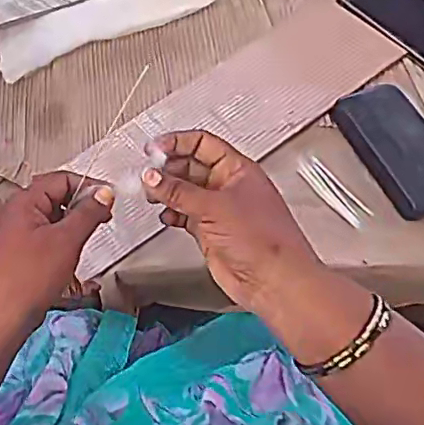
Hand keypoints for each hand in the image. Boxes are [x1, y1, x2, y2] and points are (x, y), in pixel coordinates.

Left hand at [0, 171, 115, 317]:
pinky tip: (72, 252)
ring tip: (88, 236)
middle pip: (56, 195)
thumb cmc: (27, 277)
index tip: (108, 198)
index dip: (87, 186)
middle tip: (103, 216)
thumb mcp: (67, 239)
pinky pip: (47, 234)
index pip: (61, 179)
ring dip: (74, 222)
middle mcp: (18, 212)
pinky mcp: (22, 251)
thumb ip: (88, 213)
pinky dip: (64, 238)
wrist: (4, 313)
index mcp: (24, 201)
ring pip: (53, 216)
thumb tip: (102, 194)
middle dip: (82, 204)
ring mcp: (18, 232)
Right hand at [139, 131, 330, 313]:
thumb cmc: (266, 242)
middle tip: (149, 175)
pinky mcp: (209, 230)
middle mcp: (227, 187)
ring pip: (184, 191)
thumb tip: (153, 177)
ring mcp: (218, 209)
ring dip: (166, 192)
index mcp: (237, 170)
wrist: (274, 282)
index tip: (154, 149)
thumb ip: (178, 190)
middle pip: (190, 166)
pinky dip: (171, 213)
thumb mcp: (215, 207)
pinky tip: (166, 215)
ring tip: (153, 195)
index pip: (202, 144)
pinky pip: (183, 213)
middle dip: (167, 169)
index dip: (177, 142)